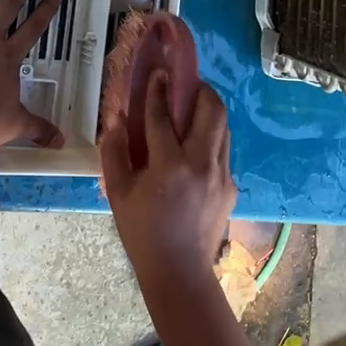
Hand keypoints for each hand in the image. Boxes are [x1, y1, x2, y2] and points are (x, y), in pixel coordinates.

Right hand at [100, 69, 235, 279]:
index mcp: (169, 165)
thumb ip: (114, 152)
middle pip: (212, 110)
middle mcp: (201, 163)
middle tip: (188, 86)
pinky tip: (198, 147)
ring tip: (195, 110)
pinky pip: (224, 151)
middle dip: (201, 90)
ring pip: (224, 127)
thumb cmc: (142, 233)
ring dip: (210, 112)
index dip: (159, 90)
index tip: (159, 72)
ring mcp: (221, 175)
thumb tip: (115, 120)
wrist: (179, 273)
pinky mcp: (231, 187)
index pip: (164, 115)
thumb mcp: (119, 193)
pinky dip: (212, 139)